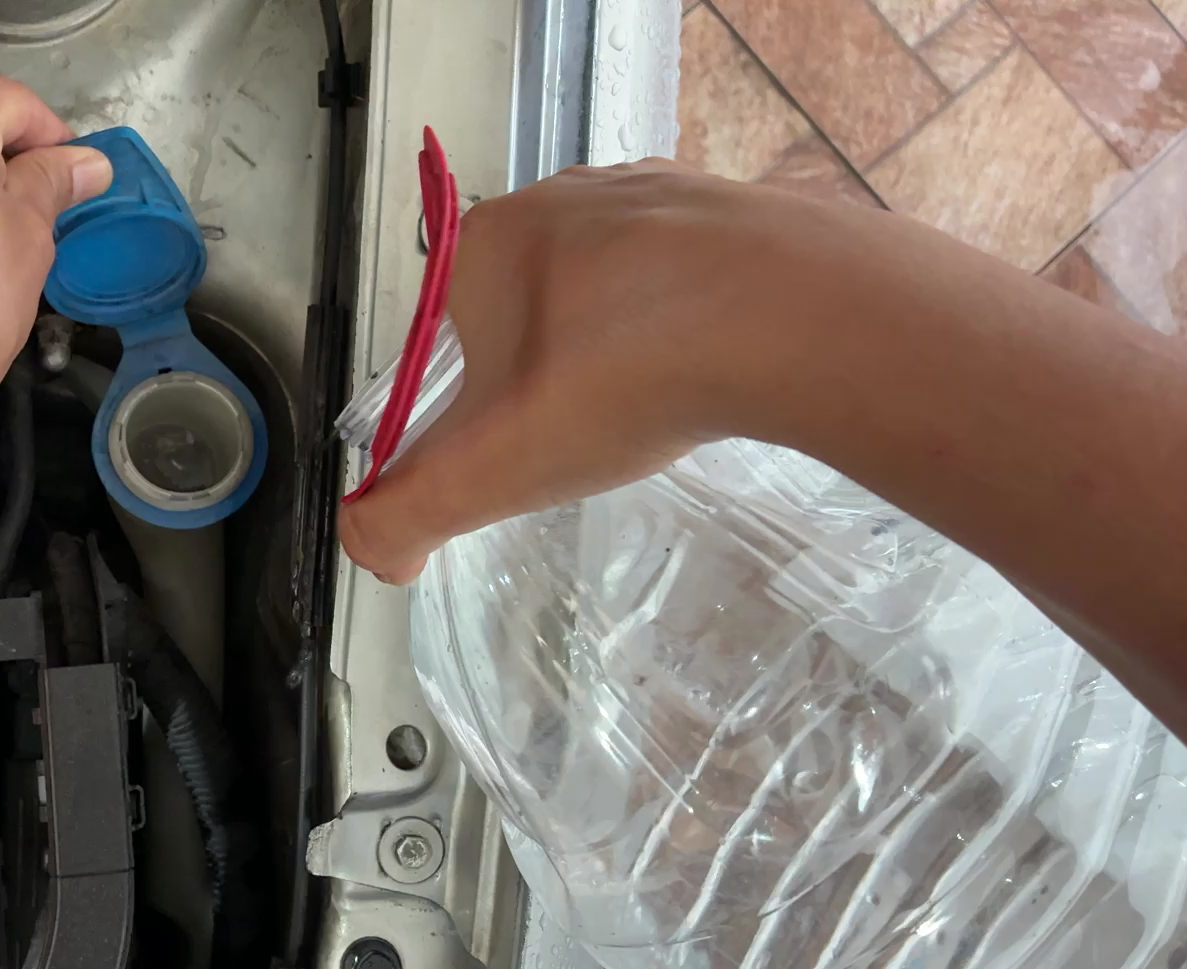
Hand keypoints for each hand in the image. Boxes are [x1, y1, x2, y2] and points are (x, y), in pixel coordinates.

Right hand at [339, 158, 958, 582]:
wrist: (807, 321)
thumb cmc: (611, 385)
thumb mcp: (480, 474)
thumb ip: (398, 520)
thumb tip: (379, 559)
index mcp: (484, 244)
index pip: (436, 336)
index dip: (458, 402)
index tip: (502, 444)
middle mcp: (559, 198)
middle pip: (513, 316)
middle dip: (528, 380)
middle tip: (570, 434)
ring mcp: (653, 191)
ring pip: (593, 295)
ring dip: (598, 352)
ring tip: (637, 404)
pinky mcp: (733, 205)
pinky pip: (672, 278)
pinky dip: (670, 326)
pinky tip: (699, 366)